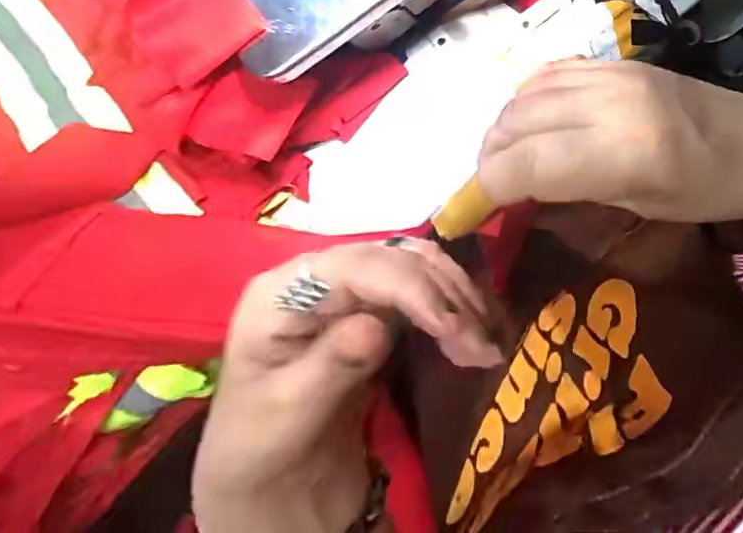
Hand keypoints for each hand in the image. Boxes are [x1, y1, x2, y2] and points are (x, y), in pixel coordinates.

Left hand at [193, 241, 504, 532]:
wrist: (267, 483)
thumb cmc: (259, 449)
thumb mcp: (285, 415)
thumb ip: (329, 366)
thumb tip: (376, 325)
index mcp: (280, 291)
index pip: (354, 267)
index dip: (408, 286)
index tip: (450, 324)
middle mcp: (317, 275)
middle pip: (390, 258)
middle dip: (440, 293)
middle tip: (481, 342)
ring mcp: (347, 287)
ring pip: (412, 265)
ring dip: (453, 295)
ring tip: (484, 340)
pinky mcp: (372, 306)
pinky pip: (418, 290)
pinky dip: (449, 306)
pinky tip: (471, 329)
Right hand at [476, 60, 742, 222]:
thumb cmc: (713, 192)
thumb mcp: (642, 209)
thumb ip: (572, 196)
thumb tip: (511, 198)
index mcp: (625, 151)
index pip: (525, 165)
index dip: (481, 192)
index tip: (458, 217)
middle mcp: (609, 101)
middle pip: (515, 125)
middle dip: (487, 162)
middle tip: (484, 194)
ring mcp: (610, 73)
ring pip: (524, 96)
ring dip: (502, 130)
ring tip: (504, 161)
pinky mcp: (613, 61)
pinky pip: (548, 74)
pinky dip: (525, 100)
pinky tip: (529, 122)